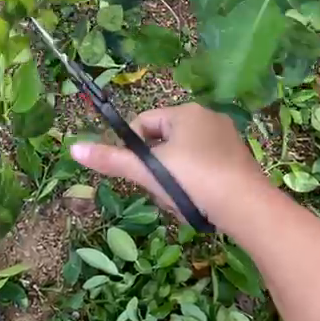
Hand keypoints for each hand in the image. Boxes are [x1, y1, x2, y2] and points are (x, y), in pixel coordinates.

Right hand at [70, 103, 274, 227]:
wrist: (246, 207)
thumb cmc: (193, 180)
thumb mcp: (147, 170)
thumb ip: (112, 159)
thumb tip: (73, 149)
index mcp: (185, 112)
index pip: (144, 123)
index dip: (133, 148)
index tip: (136, 173)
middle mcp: (208, 118)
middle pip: (163, 142)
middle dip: (156, 168)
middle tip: (158, 190)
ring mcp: (226, 140)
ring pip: (183, 158)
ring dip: (173, 179)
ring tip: (179, 201)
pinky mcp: (239, 162)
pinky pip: (205, 169)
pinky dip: (196, 185)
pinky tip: (198, 203)